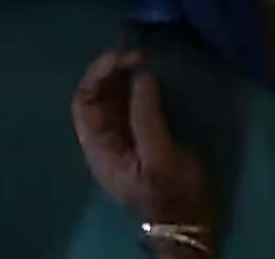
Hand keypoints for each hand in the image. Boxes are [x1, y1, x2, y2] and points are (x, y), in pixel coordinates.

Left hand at [70, 50, 212, 234]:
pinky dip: (136, 80)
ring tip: (144, 55)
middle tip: (139, 53)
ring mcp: (123, 133)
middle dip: (112, 68)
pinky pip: (130, 98)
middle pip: (96, 93)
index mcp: (100, 148)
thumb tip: (143, 74)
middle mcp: (105, 137)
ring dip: (123, 71)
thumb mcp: (159, 157)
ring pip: (112, 93)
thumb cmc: (171, 193)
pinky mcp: (142, 130)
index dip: (99, 74)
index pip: (84, 101)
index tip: (126, 56)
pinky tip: (151, 69)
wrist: (190, 221)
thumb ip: (146, 116)